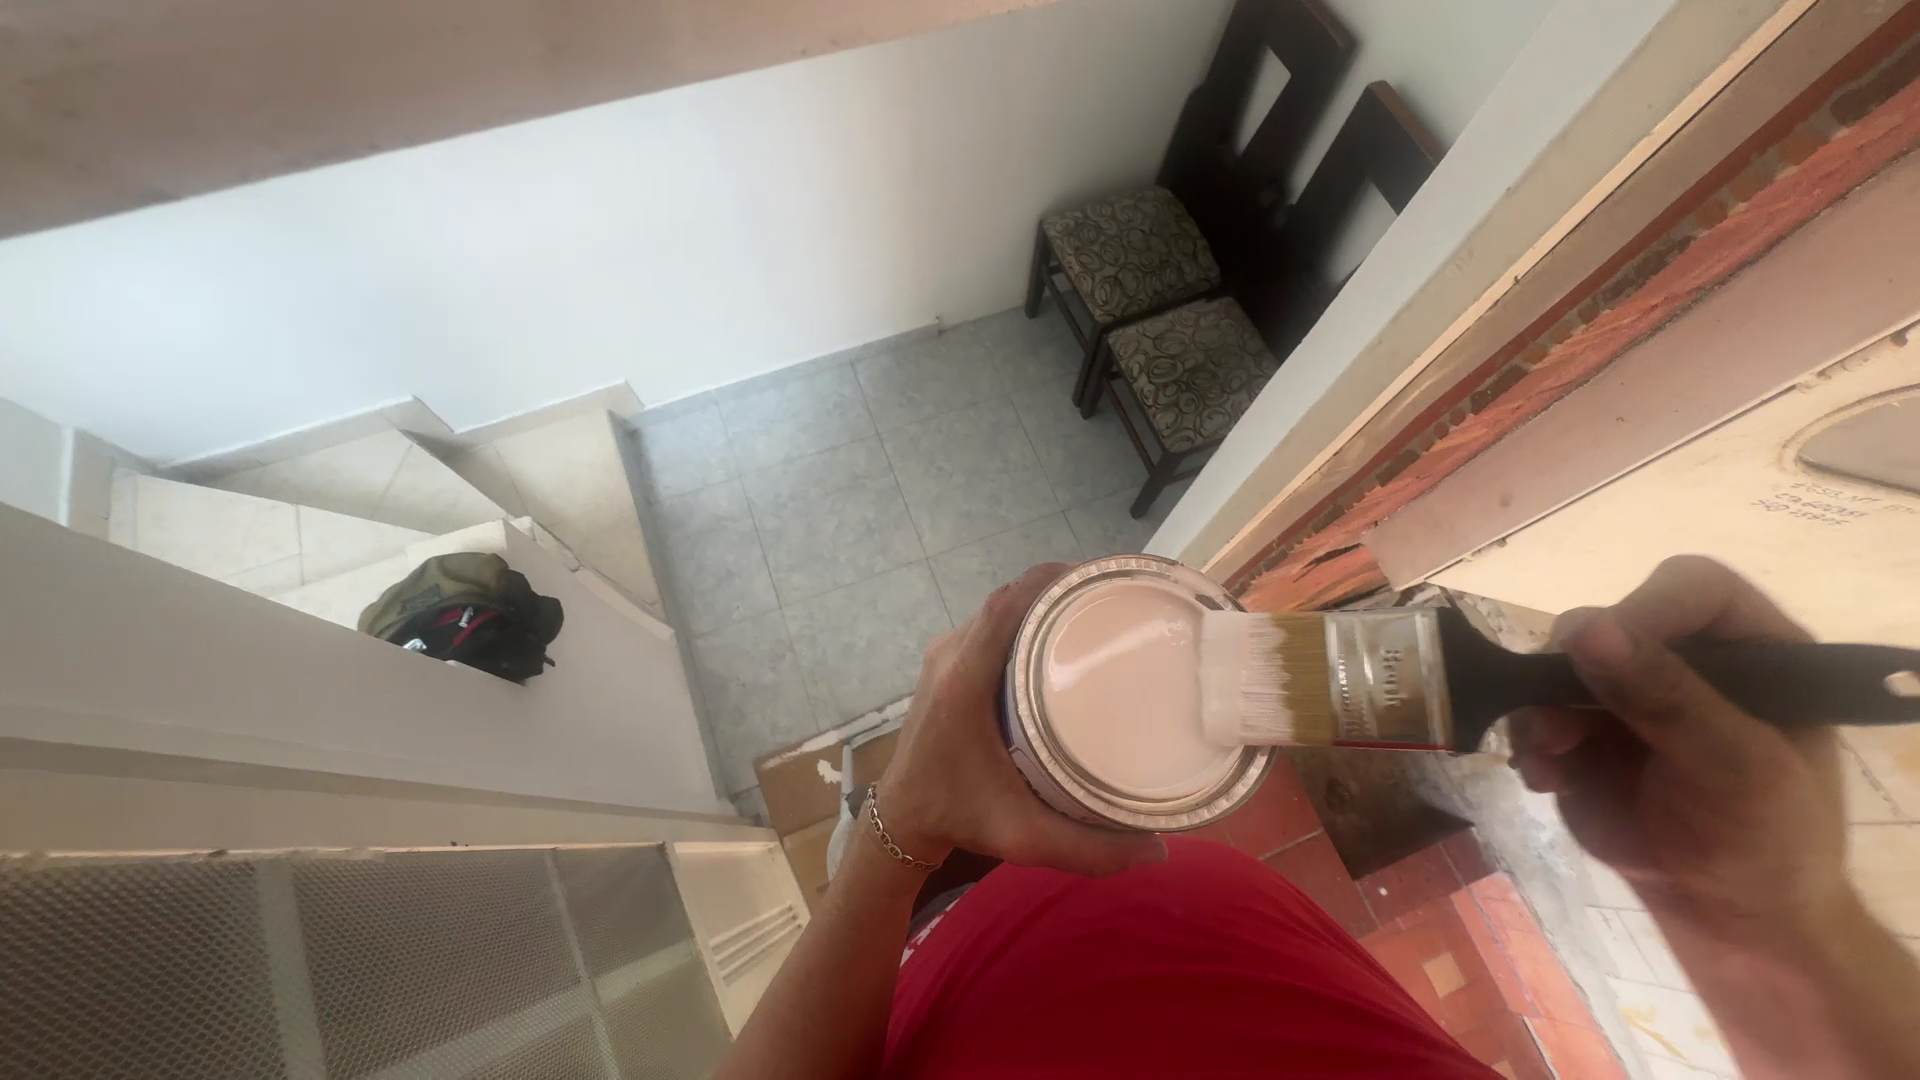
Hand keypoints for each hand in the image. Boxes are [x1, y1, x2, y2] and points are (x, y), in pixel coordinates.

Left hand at [873, 563, 1167, 876]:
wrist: (900, 818)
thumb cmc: (958, 819)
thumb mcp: (1023, 837)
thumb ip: (1091, 849)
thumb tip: (1161, 850)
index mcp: (964, 680)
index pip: (1007, 605)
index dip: (1052, 580)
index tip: (1102, 576)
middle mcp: (951, 655)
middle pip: (1008, 599)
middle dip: (1058, 587)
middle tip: (1112, 598)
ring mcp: (943, 654)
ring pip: (998, 608)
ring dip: (1040, 600)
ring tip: (1092, 611)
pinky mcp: (944, 662)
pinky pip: (988, 623)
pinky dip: (1022, 617)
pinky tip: (1056, 636)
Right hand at [1508, 555, 1851, 935]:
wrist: (1721, 910)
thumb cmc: (1765, 839)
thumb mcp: (1734, 767)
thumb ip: (1665, 697)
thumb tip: (1582, 629)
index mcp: (1751, 654)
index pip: (1692, 590)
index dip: (1645, 607)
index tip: (1599, 650)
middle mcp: (1681, 662)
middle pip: (1605, 625)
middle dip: (1572, 674)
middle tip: (1566, 723)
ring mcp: (1621, 695)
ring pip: (1551, 668)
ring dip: (1539, 712)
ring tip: (1549, 759)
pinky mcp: (1576, 728)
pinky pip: (1527, 710)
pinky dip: (1528, 743)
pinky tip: (1547, 778)